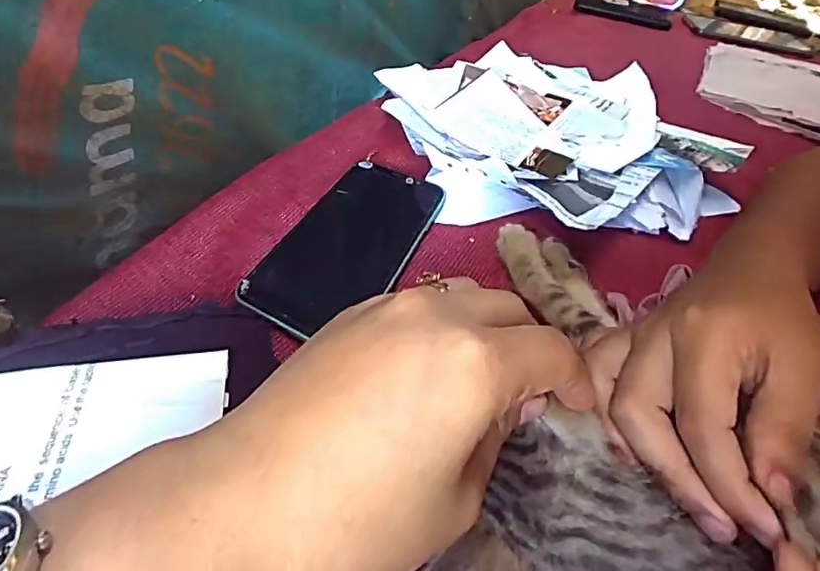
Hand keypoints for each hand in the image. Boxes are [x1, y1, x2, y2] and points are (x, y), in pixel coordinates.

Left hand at [40, 280, 593, 570]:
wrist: (243, 503)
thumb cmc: (356, 523)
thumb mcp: (452, 501)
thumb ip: (491, 441)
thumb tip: (503, 409)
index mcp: (474, 361)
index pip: (553, 351)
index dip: (576, 380)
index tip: (575, 409)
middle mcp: (438, 315)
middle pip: (512, 309)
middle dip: (531, 348)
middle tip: (525, 396)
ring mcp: (391, 305)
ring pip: (464, 295)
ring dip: (485, 328)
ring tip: (472, 377)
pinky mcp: (355, 310)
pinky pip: (419, 304)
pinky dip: (440, 326)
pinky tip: (418, 372)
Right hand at [587, 258, 819, 548]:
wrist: (753, 265)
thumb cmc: (781, 316)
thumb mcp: (803, 372)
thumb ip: (784, 433)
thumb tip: (769, 499)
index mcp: (702, 336)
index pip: (702, 428)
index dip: (731, 489)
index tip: (767, 529)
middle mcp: (655, 333)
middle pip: (640, 414)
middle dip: (680, 480)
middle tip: (725, 524)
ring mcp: (634, 332)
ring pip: (609, 398)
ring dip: (640, 452)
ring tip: (682, 490)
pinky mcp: (627, 337)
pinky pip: (597, 373)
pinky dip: (606, 415)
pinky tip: (637, 446)